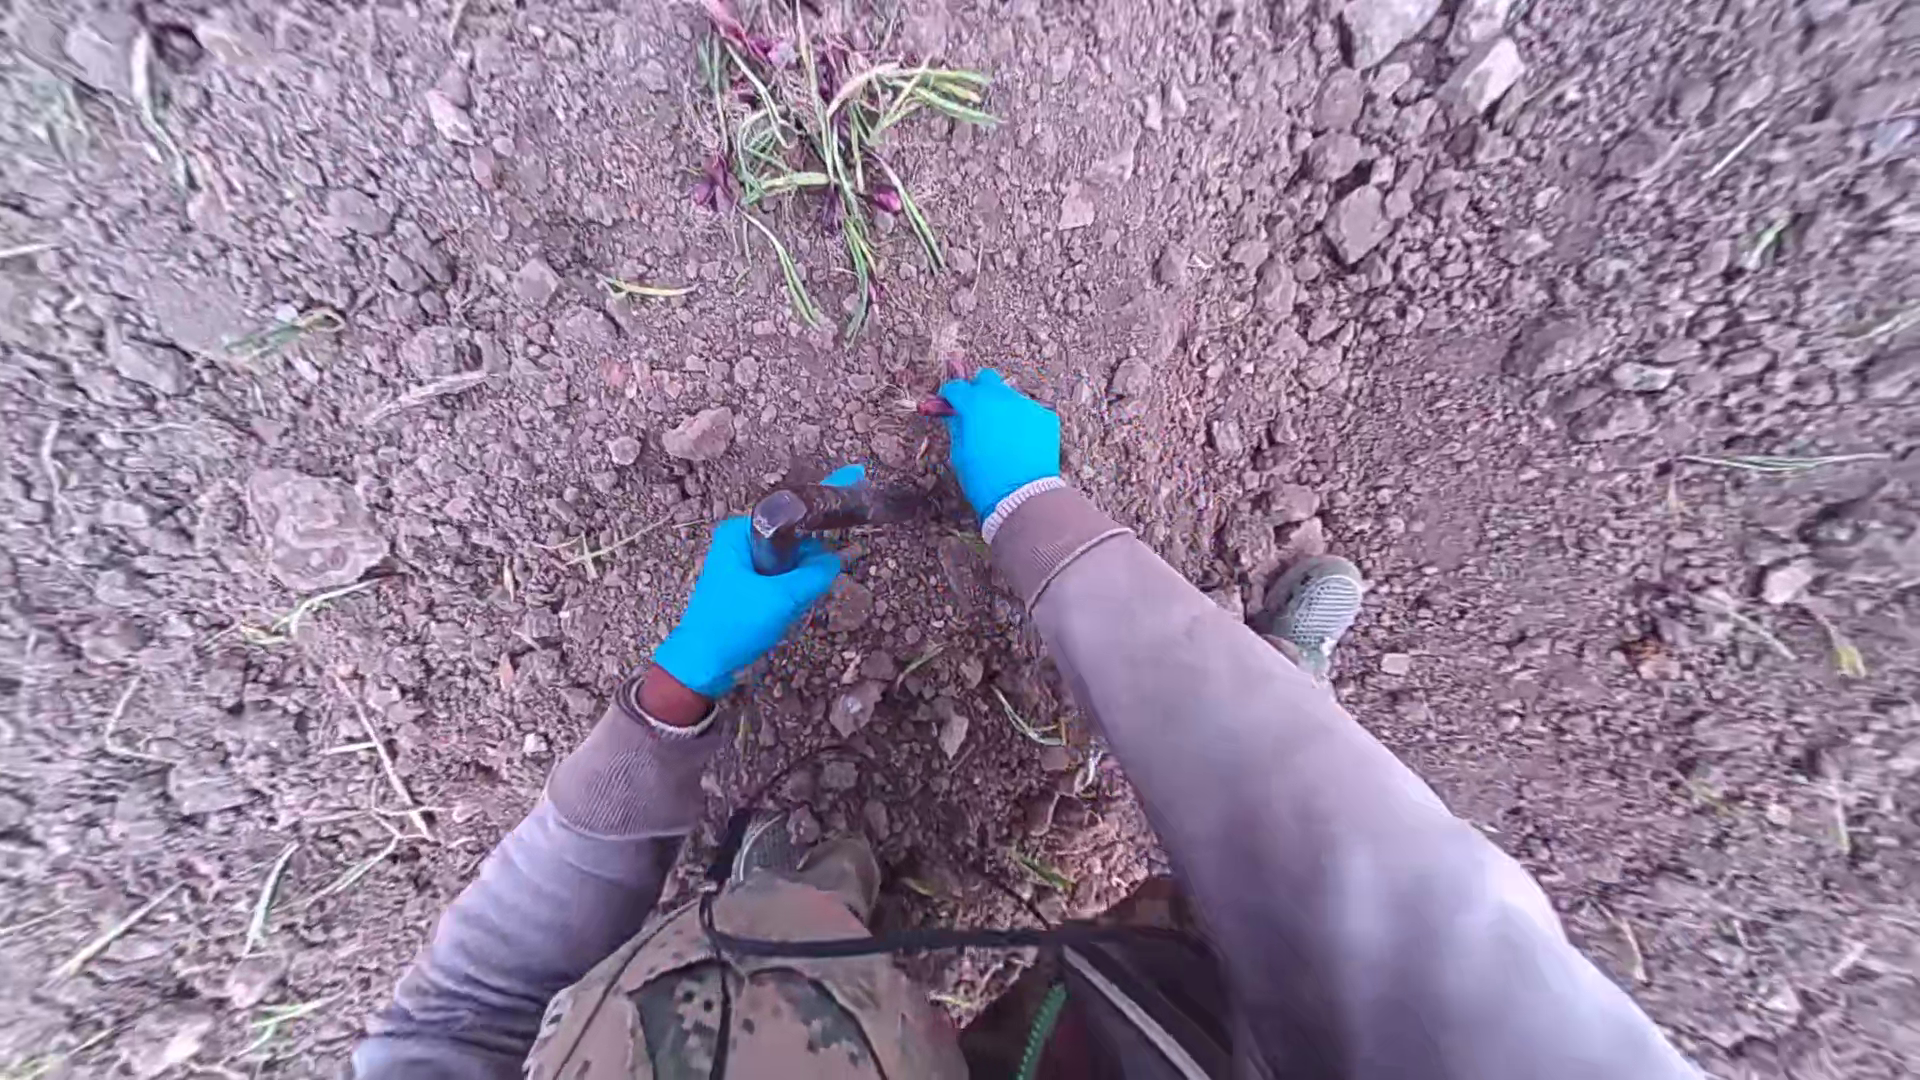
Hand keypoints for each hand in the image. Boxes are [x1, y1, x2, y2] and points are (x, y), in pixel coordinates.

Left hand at [651, 465, 863, 696]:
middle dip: (814, 558)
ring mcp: (749, 564)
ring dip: (805, 580)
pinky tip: (793, 610)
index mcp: (740, 533)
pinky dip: (798, 591)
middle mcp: (744, 542)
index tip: (856, 478)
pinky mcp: (755, 585)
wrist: (703, 666)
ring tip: (793, 608)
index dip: (824, 500)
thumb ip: (814, 574)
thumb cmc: (731, 626)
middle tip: (813, 585)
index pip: (791, 508)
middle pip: (798, 537)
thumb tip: (837, 559)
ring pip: (796, 560)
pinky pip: (788, 578)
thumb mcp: (780, 598)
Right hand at [937, 369, 1060, 518]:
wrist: (1023, 497)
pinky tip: (1019, 442)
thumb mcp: (960, 455)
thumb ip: (957, 428)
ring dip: (1001, 408)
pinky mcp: (1045, 417)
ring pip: (1009, 396)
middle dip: (978, 392)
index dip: (951, 396)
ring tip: (1000, 435)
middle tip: (975, 412)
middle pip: (987, 380)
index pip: (958, 387)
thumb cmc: (987, 482)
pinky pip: (1029, 412)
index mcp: (976, 406)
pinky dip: (1022, 422)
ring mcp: (1026, 406)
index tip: (951, 403)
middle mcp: (1002, 399)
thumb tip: (955, 415)